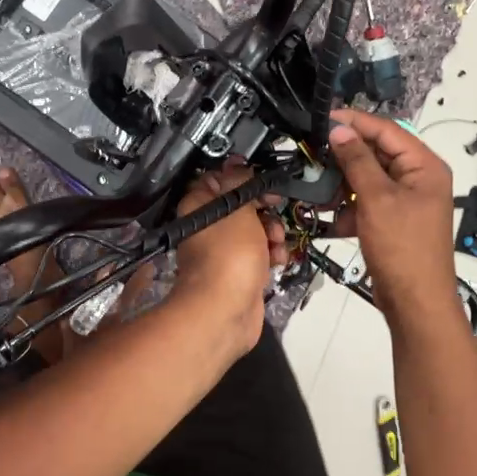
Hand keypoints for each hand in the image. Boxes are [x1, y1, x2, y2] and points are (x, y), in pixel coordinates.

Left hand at [168, 166, 286, 349]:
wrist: (225, 311)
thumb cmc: (229, 254)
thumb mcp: (237, 208)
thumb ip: (240, 183)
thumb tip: (236, 164)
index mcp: (198, 206)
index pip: (220, 180)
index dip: (243, 177)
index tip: (263, 182)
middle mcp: (208, 227)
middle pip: (241, 206)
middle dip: (264, 208)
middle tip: (273, 210)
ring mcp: (224, 251)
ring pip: (254, 231)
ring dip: (271, 233)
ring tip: (275, 242)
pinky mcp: (239, 272)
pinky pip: (259, 255)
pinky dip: (271, 255)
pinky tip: (278, 260)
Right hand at [326, 108, 458, 313]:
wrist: (415, 302)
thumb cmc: (402, 246)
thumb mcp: (376, 199)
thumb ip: (357, 160)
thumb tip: (340, 130)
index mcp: (424, 166)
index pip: (387, 130)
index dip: (355, 122)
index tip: (322, 118)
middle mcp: (418, 177)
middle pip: (377, 152)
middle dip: (345, 155)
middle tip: (313, 151)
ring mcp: (406, 200)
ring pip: (367, 177)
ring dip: (343, 183)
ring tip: (318, 187)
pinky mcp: (392, 220)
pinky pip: (366, 201)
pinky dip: (349, 207)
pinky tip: (333, 217)